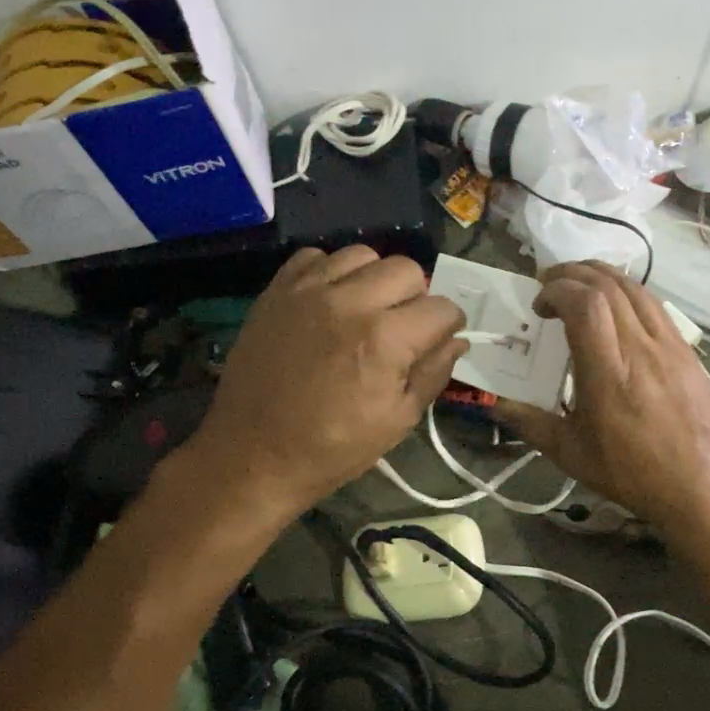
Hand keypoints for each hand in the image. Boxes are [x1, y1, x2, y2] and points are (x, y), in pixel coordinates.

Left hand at [184, 246, 466, 516]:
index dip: (449, 325)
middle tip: (403, 327)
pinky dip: (331, 273)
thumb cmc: (334, 448)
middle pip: (407, 269)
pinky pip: (316, 257)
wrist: (253, 455)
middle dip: (416, 296)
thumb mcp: (399, 420)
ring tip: (365, 310)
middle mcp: (350, 302)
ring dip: (374, 279)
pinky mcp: (277, 291)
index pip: (442, 308)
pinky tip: (330, 303)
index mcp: (386, 339)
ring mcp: (308, 291)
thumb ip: (433, 372)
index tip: (439, 340)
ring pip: (362, 255)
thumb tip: (456, 340)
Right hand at [494, 262, 709, 533]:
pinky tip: (617, 305)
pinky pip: (655, 305)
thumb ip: (529, 422)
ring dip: (603, 276)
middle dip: (574, 273)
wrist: (698, 485)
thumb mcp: (570, 453)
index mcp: (608, 374)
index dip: (558, 289)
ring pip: (636, 289)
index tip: (540, 305)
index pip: (586, 304)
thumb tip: (493, 405)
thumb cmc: (630, 473)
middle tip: (550, 283)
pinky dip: (629, 292)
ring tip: (580, 282)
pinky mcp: (686, 351)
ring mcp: (669, 346)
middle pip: (609, 286)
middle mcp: (640, 350)